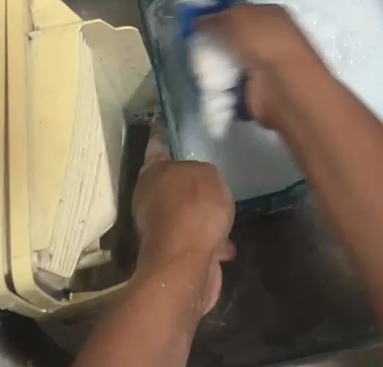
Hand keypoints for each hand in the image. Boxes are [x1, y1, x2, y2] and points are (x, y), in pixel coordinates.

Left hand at [133, 134, 234, 314]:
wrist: (187, 265)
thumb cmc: (193, 208)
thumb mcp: (208, 174)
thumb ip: (204, 172)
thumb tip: (200, 184)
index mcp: (153, 173)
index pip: (158, 142)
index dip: (164, 130)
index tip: (167, 118)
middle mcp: (151, 198)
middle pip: (171, 180)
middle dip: (189, 176)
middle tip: (211, 162)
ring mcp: (162, 228)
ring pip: (185, 211)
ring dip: (202, 211)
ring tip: (226, 204)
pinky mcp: (176, 253)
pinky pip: (197, 237)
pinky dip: (212, 239)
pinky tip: (230, 242)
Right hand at [197, 4, 328, 128]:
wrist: (283, 85)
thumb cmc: (262, 42)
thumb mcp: (234, 20)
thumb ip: (213, 19)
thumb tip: (196, 21)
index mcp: (270, 14)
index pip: (239, 12)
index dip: (218, 17)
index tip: (195, 25)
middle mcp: (269, 38)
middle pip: (233, 39)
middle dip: (214, 44)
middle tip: (193, 49)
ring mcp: (264, 65)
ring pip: (230, 63)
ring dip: (215, 67)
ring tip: (198, 69)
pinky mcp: (256, 91)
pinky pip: (231, 86)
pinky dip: (220, 88)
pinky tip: (208, 87)